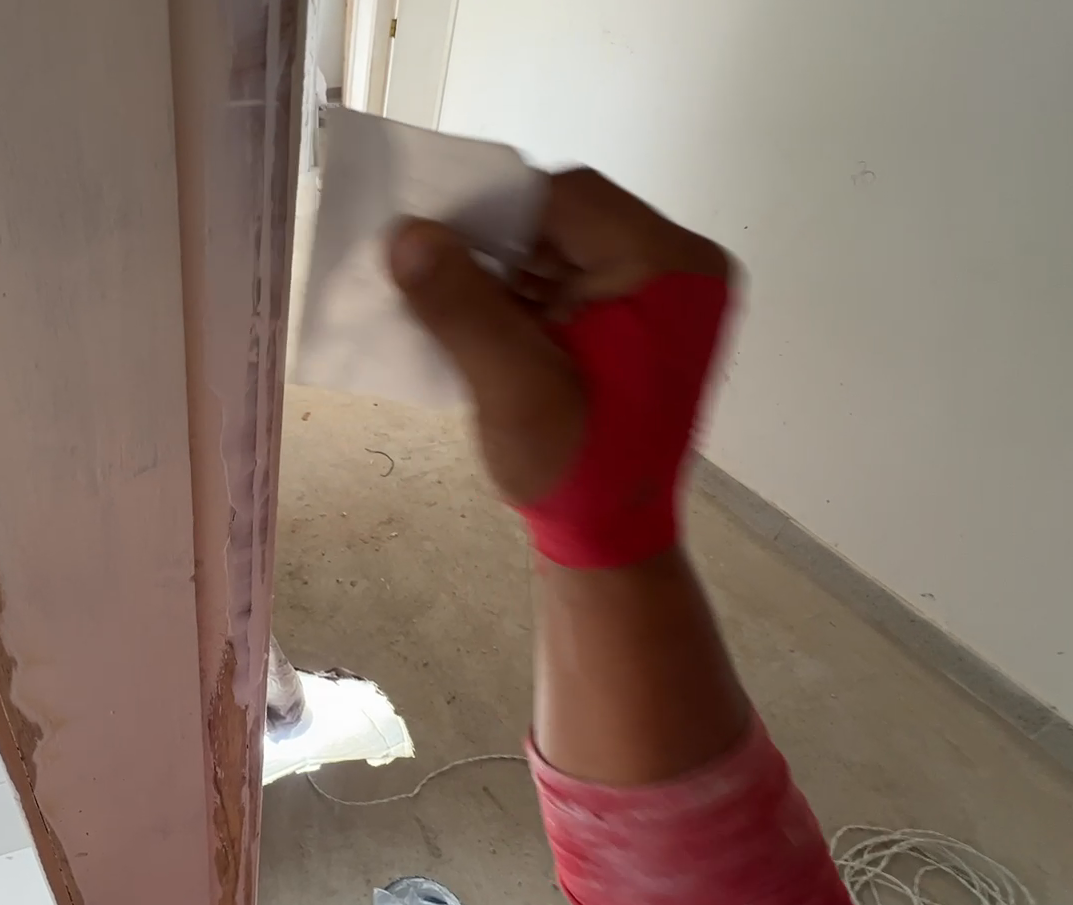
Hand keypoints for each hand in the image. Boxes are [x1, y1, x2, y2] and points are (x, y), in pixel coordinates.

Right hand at [386, 168, 730, 510]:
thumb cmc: (573, 468)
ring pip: (550, 255)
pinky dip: (503, 299)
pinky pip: (552, 290)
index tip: (422, 230)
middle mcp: (666, 271)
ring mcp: (644, 300)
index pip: (568, 201)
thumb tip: (406, 236)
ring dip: (489, 271)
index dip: (489, 206)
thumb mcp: (514, 388)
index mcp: (665, 270)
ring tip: (429, 289)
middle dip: (485, 242)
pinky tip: (460, 315)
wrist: (606, 535)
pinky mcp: (617, 327)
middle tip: (417, 260)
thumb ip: (463, 309)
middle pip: (560, 224)